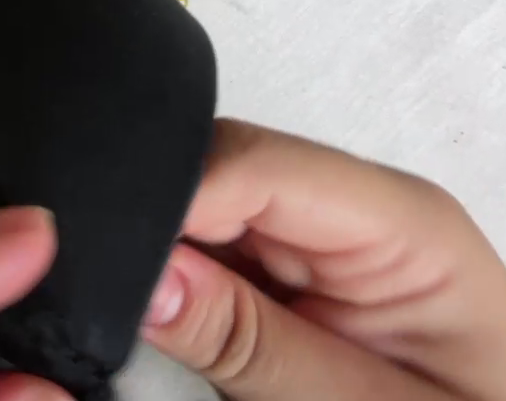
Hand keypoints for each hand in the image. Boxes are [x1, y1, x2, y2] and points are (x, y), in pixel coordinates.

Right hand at [140, 120, 505, 399]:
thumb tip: (143, 277)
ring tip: (124, 292)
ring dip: (152, 245)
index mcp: (397, 220)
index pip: (253, 161)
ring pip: (191, 200)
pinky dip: (162, 268)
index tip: (113, 251)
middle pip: (212, 166)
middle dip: (152, 215)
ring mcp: (306, 233)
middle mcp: (344, 205)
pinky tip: (148, 296)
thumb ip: (254, 344)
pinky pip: (195, 242)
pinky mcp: (275, 265)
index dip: (174, 194)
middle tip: (108, 277)